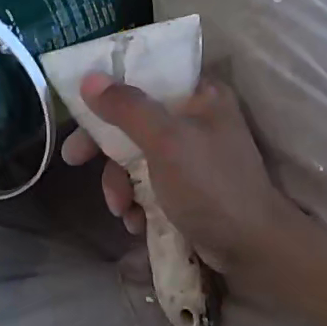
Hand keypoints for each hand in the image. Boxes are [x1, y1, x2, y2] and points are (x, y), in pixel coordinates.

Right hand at [59, 73, 301, 274]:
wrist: (252, 250)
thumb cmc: (211, 186)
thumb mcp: (166, 142)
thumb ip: (127, 108)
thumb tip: (89, 78)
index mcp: (201, 95)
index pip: (148, 76)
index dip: (111, 89)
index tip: (81, 108)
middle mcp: (197, 118)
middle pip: (135, 119)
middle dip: (107, 149)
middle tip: (74, 159)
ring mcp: (193, 155)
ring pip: (137, 155)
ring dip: (121, 183)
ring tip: (122, 211)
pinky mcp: (188, 186)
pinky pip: (150, 183)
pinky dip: (138, 201)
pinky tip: (137, 223)